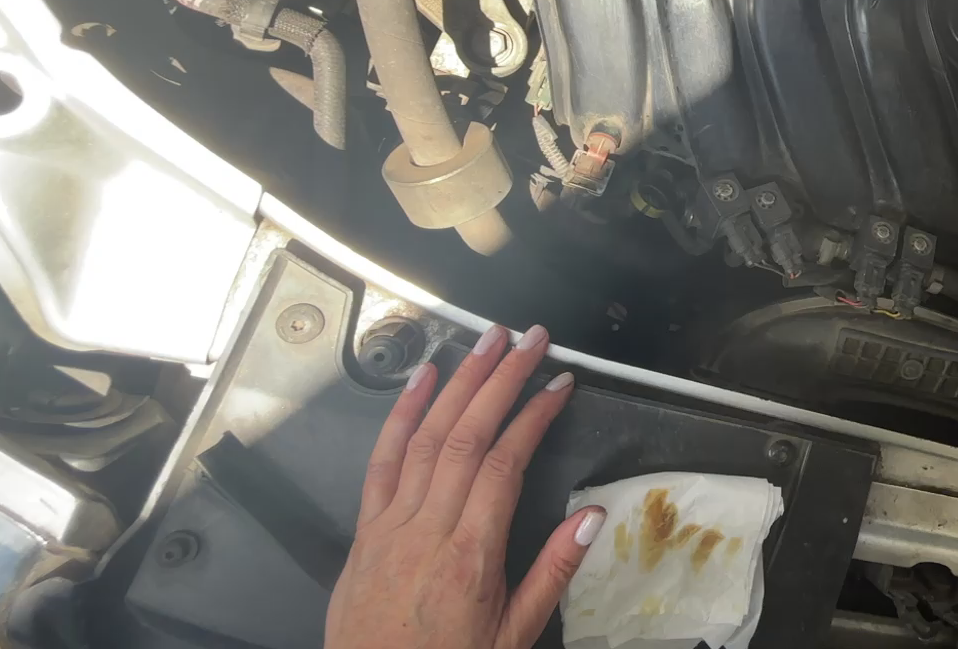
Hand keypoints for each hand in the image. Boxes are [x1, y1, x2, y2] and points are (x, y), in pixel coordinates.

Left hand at [326, 324, 605, 648]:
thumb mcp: (514, 634)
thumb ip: (554, 571)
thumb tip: (593, 514)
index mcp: (469, 556)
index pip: (505, 464)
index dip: (535, 416)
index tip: (561, 384)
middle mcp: (426, 531)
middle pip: (466, 436)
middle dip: (502, 379)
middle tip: (530, 339)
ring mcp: (389, 527)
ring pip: (426, 439)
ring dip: (460, 382)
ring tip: (487, 340)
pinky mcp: (364, 532)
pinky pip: (381, 463)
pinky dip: (401, 415)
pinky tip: (421, 379)